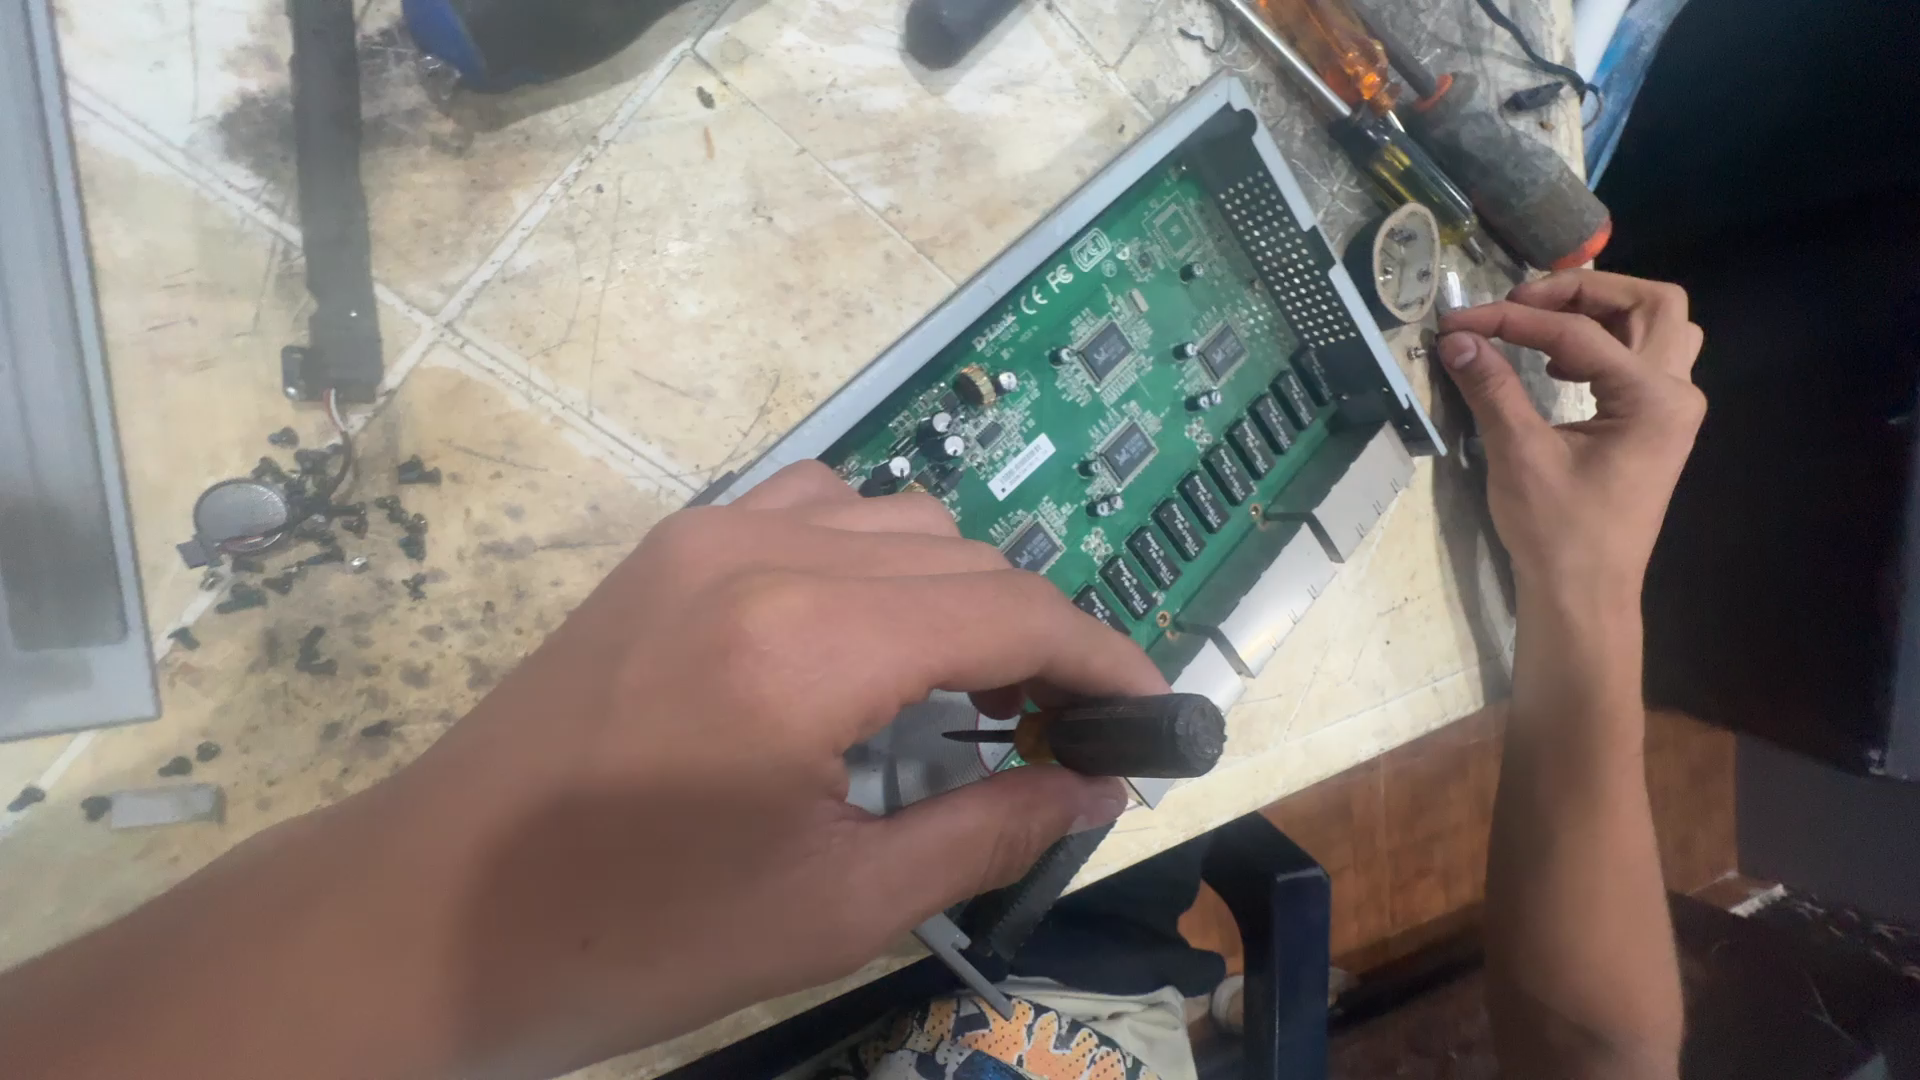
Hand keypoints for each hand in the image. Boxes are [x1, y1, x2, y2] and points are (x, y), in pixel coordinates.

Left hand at [376, 462, 1159, 1076]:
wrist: (429, 911)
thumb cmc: (637, 935)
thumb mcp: (838, 905)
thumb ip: (988, 829)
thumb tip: (1094, 790)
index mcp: (810, 646)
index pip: (1009, 610)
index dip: (1098, 653)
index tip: (1148, 704)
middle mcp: (770, 554)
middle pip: (965, 558)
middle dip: (1035, 633)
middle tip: (1056, 720)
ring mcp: (715, 530)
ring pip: (902, 518)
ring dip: (961, 589)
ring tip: (965, 677)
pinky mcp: (679, 539)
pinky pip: (821, 503)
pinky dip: (879, 550)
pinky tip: (869, 620)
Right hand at [1437, 270, 1705, 606]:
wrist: (1583, 590)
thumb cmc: (1557, 529)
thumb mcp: (1518, 456)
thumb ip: (1491, 390)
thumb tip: (1456, 340)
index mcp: (1653, 398)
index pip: (1577, 336)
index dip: (1512, 320)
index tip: (1457, 323)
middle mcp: (1675, 392)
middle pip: (1651, 304)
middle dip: (1582, 292)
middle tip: (1519, 302)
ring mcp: (1667, 409)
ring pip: (1656, 328)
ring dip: (1600, 313)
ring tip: (1539, 327)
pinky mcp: (1648, 425)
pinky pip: (1640, 359)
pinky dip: (1600, 345)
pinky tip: (1555, 367)